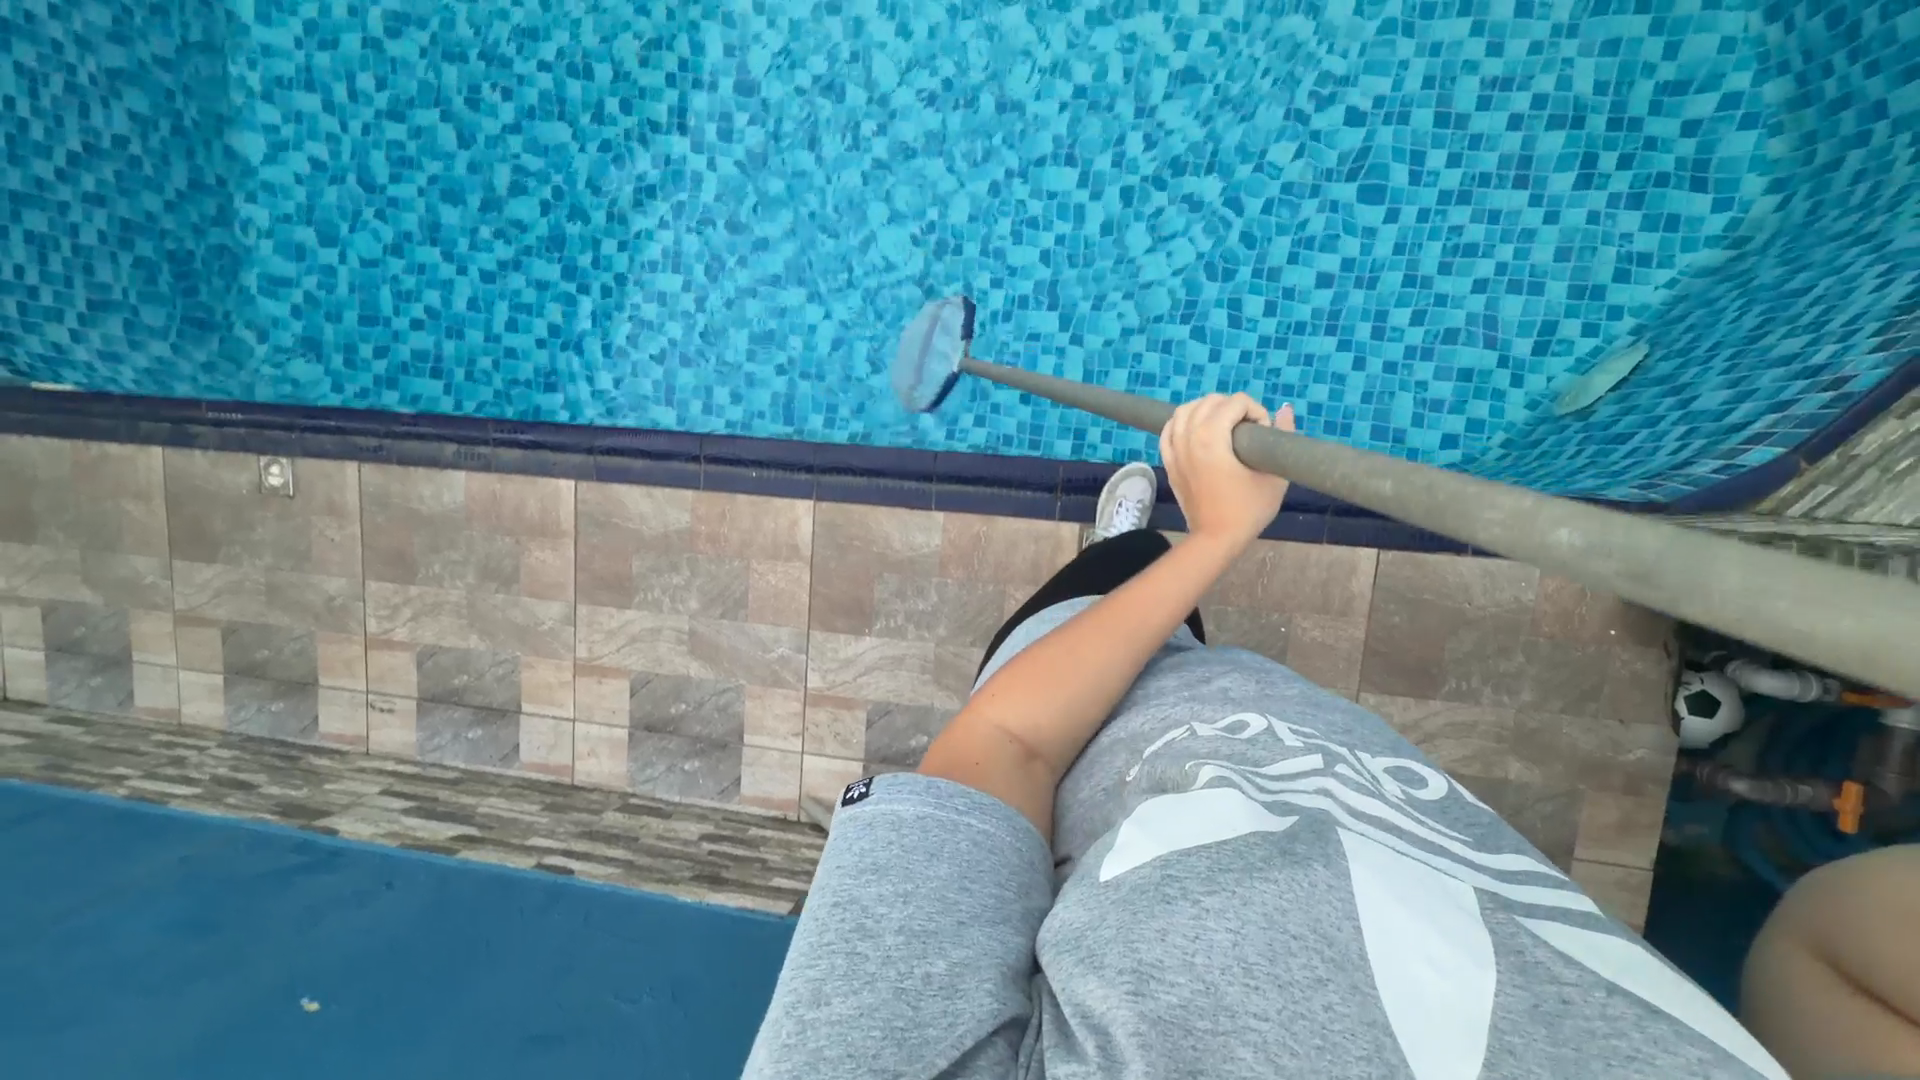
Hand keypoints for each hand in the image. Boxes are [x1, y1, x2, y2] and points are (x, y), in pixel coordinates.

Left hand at [1160, 393, 1292, 549]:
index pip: (1234, 402)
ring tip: (1224, 424)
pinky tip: (1195, 429)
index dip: (1255, 411)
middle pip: (1209, 401)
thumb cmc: (1248, 510)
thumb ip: (1282, 437)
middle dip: (1233, 407)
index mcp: (1211, 438)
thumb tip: (1285, 409)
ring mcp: (1174, 450)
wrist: (1216, 537)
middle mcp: (1188, 438)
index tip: (1263, 433)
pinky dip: (1181, 422)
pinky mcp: (1168, 462)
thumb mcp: (1274, 475)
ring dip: (1206, 409)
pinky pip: (1168, 430)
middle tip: (1248, 428)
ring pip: (1184, 411)